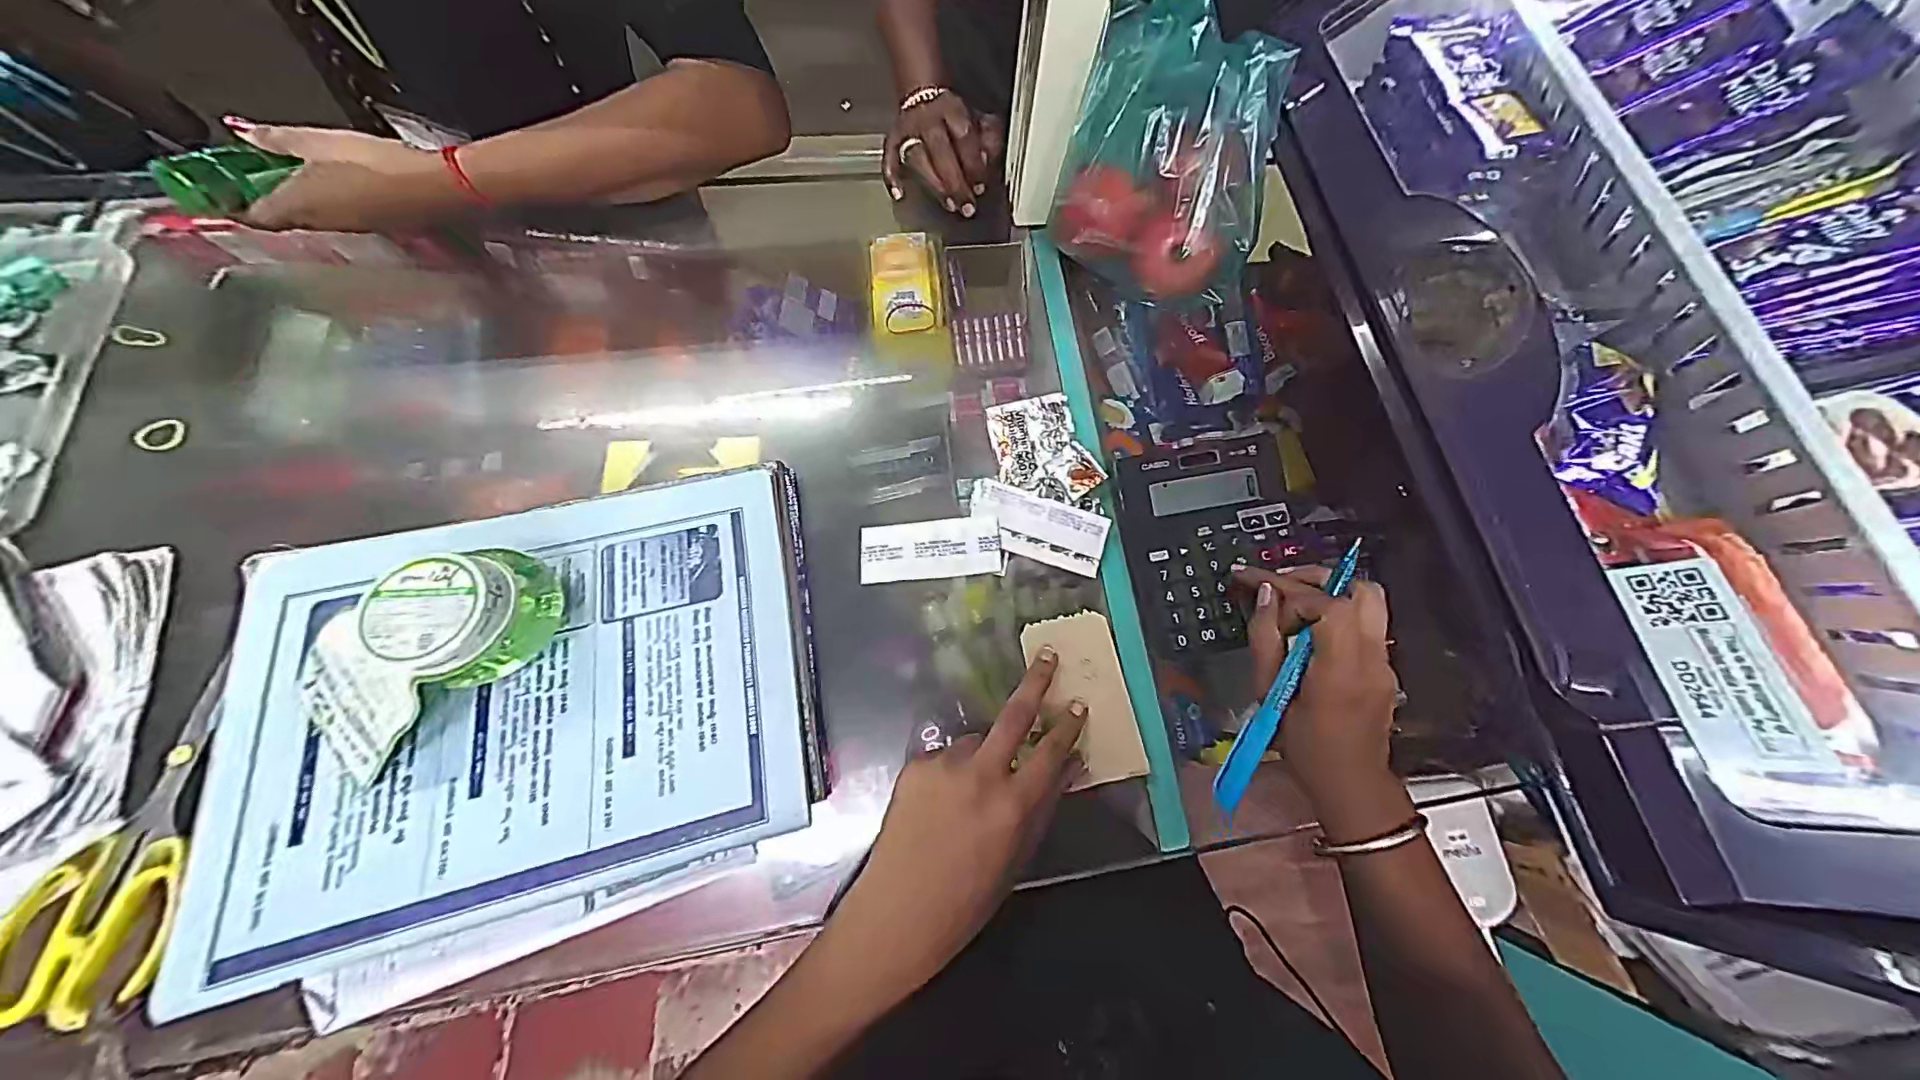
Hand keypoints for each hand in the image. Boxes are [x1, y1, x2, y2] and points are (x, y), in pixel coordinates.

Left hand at [224, 117, 462, 231]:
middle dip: (263, 208)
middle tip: (249, 190)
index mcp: (298, 204)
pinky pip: (338, 225)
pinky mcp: (377, 232)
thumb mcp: (322, 142)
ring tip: (291, 191)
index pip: (250, 216)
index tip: (214, 200)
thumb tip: (244, 134)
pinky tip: (332, 199)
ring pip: (311, 224)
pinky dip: (327, 214)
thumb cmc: (381, 166)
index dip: (228, 209)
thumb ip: (278, 140)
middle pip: (281, 222)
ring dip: (298, 211)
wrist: (440, 191)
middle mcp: (321, 225)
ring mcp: (351, 231)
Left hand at [829, 647, 1085, 995]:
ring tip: (968, 793)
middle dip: (1035, 682)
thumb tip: (1064, 770)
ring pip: (975, 741)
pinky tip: (940, 802)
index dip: (1068, 727)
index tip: (1079, 704)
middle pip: (1014, 716)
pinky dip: (951, 771)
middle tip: (1046, 656)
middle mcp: (980, 776)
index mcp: (1013, 806)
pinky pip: (945, 757)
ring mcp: (944, 766)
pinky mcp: (916, 766)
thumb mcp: (1016, 857)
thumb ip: (1040, 808)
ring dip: (982, 753)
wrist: (898, 912)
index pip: (1050, 753)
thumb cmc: (967, 899)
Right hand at [883, 91, 999, 217]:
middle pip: (940, 151)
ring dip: (934, 185)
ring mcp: (907, 129)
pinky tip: (900, 194)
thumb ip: (987, 139)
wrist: (923, 96)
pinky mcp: (893, 140)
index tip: (981, 185)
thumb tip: (987, 161)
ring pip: (918, 158)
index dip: (974, 163)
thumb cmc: (953, 117)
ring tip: (949, 204)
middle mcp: (927, 118)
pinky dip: (892, 176)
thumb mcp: (978, 118)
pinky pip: (889, 157)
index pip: (964, 136)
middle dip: (955, 181)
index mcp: (951, 108)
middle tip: (966, 205)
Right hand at [1232, 567, 1397, 806]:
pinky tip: (1307, 630)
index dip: (1291, 590)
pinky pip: (1365, 622)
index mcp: (1343, 667)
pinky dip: (1336, 612)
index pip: (1328, 605)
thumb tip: (1265, 595)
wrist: (1351, 784)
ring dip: (1330, 592)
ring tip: (1292, 602)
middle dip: (1316, 579)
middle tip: (1279, 585)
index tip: (1258, 588)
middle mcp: (1374, 657)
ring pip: (1368, 601)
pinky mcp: (1385, 666)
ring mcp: (1386, 661)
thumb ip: (1266, 639)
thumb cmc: (1304, 747)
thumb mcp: (1270, 694)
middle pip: (1360, 589)